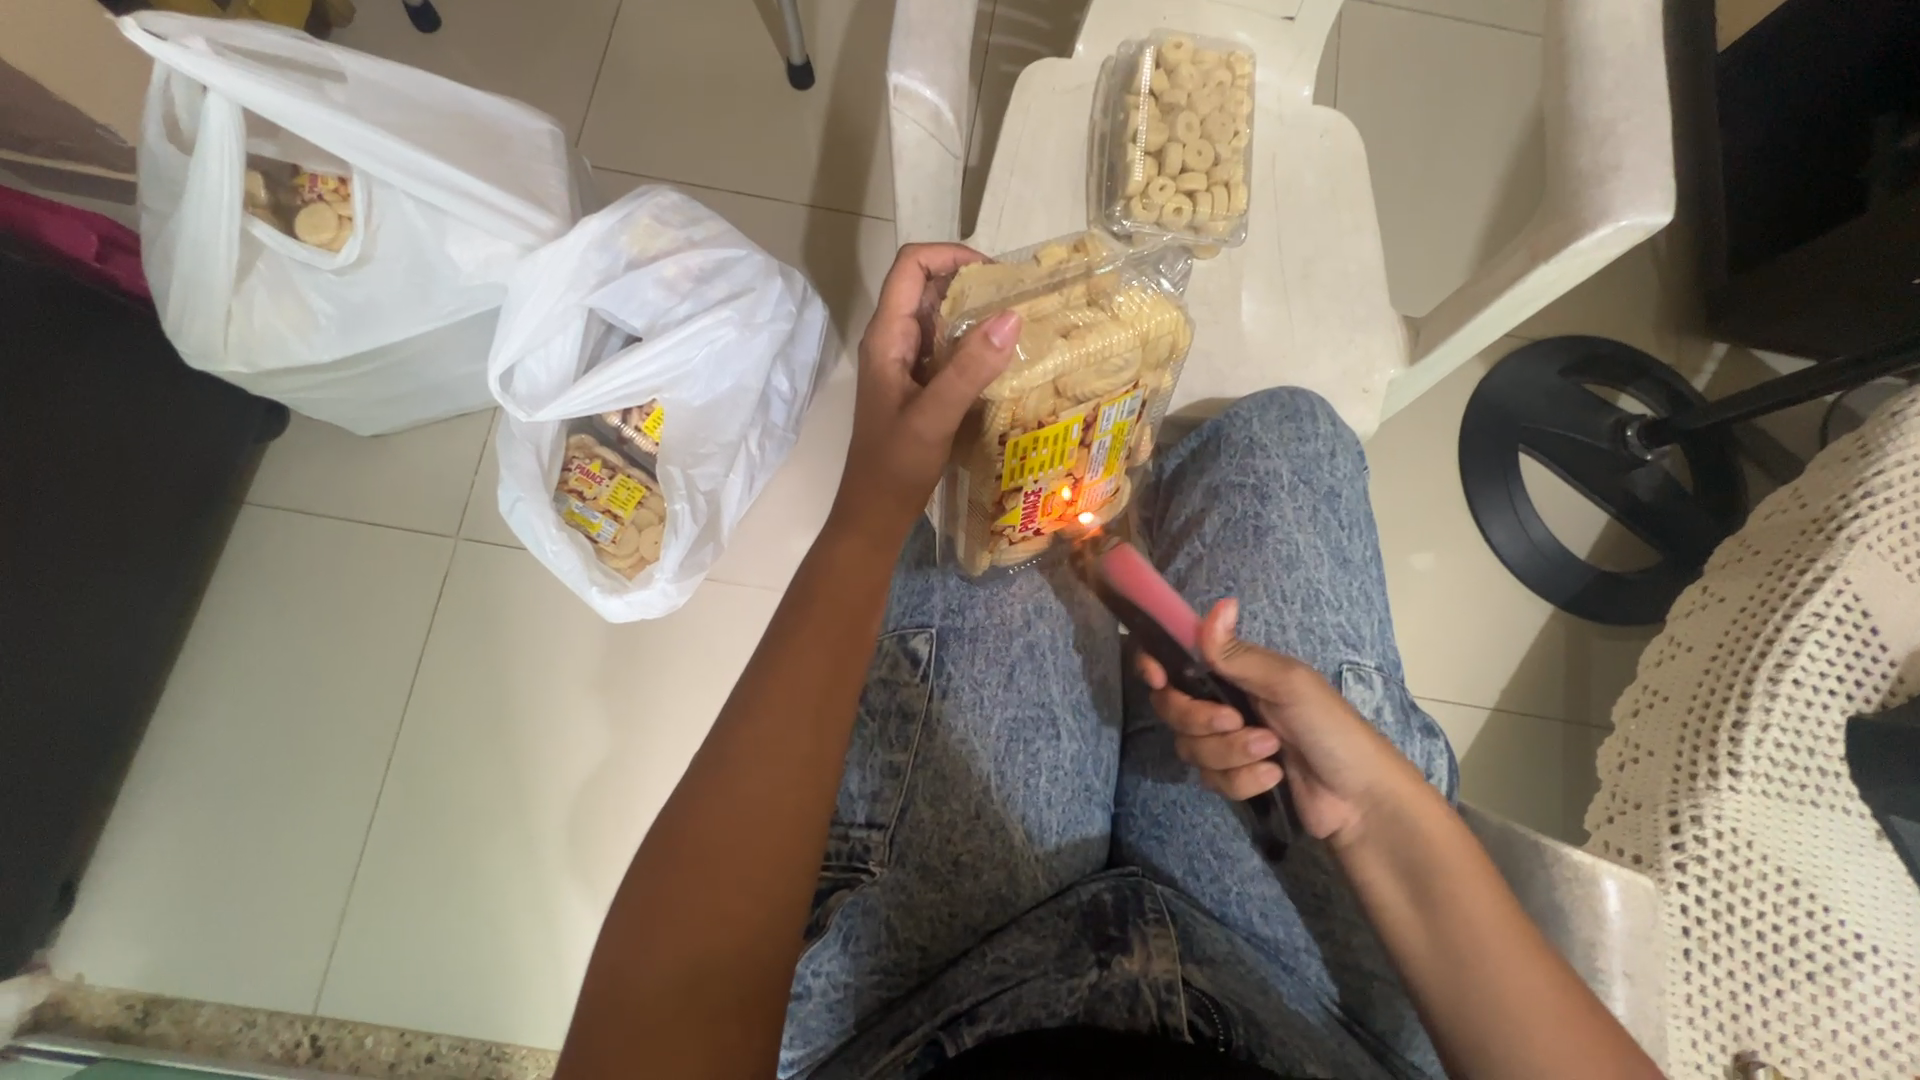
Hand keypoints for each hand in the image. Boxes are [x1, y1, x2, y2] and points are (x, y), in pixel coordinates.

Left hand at [827, 244, 1020, 542]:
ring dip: (976, 317)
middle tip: (1019, 300)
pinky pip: (948, 352)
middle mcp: (893, 342)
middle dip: (972, 284)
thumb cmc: (895, 467)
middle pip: (929, 288)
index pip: (911, 266)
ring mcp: (906, 365)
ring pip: (941, 321)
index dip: (950, 255)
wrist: (875, 512)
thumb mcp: (934, 416)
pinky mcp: (919, 388)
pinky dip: (975, 348)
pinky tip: (1004, 362)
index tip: (995, 274)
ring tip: (1020, 326)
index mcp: (886, 337)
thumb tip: (1012, 316)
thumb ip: (970, 368)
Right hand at [1137, 598, 1427, 848]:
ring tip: (1272, 753)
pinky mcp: (1231, 777)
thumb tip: (1220, 603)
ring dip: (1230, 753)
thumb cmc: (1331, 727)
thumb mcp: (1287, 683)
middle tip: (1238, 720)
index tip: (1157, 679)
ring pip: (1190, 747)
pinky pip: (1209, 779)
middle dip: (1200, 719)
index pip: (1173, 659)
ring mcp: (1225, 742)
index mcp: (1233, 671)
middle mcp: (1222, 701)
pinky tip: (1273, 778)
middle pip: (1171, 707)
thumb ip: (1238, 653)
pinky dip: (1241, 780)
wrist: (1359, 798)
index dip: (1153, 666)